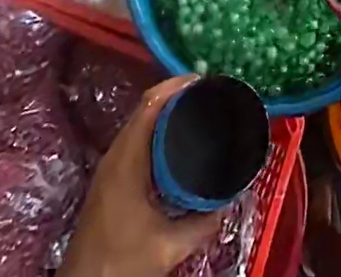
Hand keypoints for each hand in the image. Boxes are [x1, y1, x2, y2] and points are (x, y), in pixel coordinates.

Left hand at [59, 77, 223, 276]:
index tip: (207, 82)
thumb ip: (204, 223)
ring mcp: (110, 167)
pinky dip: (157, 126)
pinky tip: (178, 138)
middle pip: (145, 107)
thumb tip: (230, 200)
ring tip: (199, 109)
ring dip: (167, 109)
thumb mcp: (169, 248)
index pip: (150, 104)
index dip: (177, 86)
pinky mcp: (110, 178)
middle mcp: (115, 156)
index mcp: (127, 162)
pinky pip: (136, 136)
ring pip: (140, 121)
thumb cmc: (121, 265)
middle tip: (211, 94)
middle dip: (177, 94)